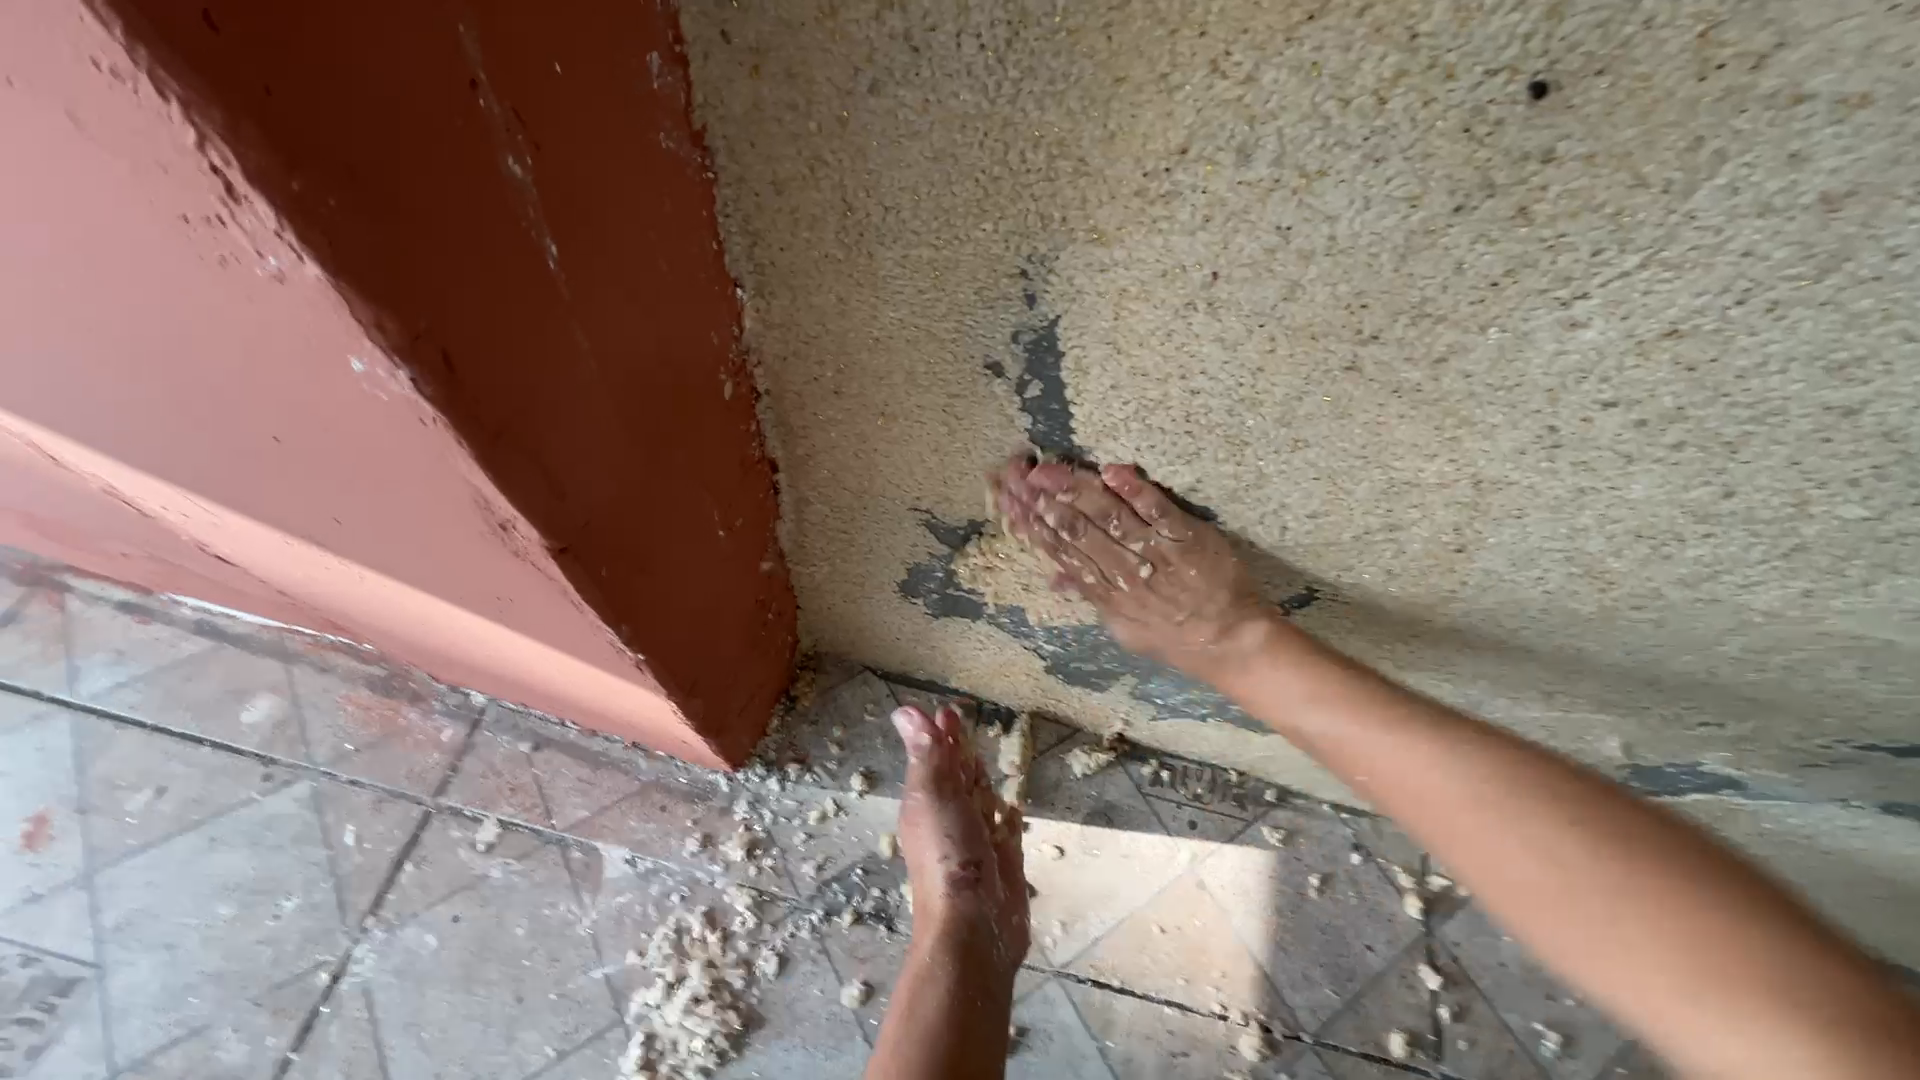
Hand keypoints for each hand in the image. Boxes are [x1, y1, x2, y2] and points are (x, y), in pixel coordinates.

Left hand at [889, 703, 1029, 978]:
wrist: (974, 928)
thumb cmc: (948, 857)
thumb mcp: (933, 797)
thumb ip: (925, 754)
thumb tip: (904, 710)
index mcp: (926, 803)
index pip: (934, 757)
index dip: (940, 734)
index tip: (946, 710)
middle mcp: (949, 819)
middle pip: (955, 775)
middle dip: (957, 750)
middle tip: (961, 720)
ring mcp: (977, 841)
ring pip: (979, 799)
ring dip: (980, 777)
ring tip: (985, 755)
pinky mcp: (1004, 862)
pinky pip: (1005, 829)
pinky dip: (1007, 814)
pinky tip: (1013, 804)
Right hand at [990, 450, 1276, 678]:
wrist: (1229, 643)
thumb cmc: (1175, 637)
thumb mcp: (1125, 629)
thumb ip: (1092, 599)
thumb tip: (1055, 579)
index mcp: (1105, 594)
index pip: (1061, 552)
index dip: (1033, 525)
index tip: (1010, 501)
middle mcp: (1124, 573)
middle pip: (1076, 530)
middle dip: (1043, 501)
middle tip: (1018, 476)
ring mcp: (1156, 554)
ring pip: (1108, 518)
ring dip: (1076, 491)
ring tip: (1047, 470)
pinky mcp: (1188, 540)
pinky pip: (1158, 512)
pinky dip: (1135, 491)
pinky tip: (1111, 471)